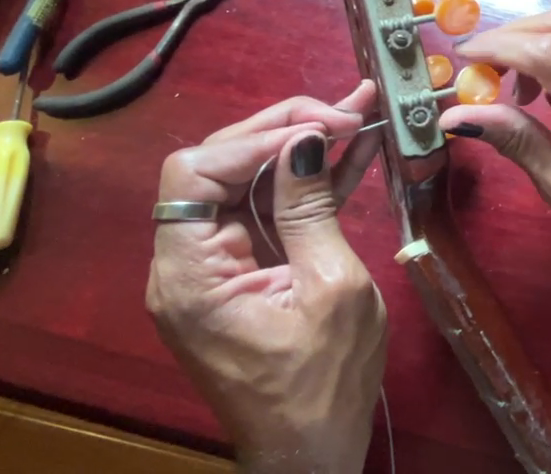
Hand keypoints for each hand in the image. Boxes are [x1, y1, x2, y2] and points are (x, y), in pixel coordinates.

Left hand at [146, 83, 387, 472]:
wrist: (312, 449)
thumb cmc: (324, 379)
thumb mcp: (330, 288)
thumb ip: (310, 209)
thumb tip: (305, 140)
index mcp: (192, 274)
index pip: (195, 171)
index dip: (257, 137)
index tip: (321, 129)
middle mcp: (189, 261)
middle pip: (219, 164)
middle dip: (284, 127)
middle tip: (348, 110)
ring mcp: (216, 263)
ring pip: (250, 178)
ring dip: (305, 143)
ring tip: (361, 110)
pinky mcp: (246, 267)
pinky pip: (271, 207)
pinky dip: (310, 177)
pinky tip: (355, 148)